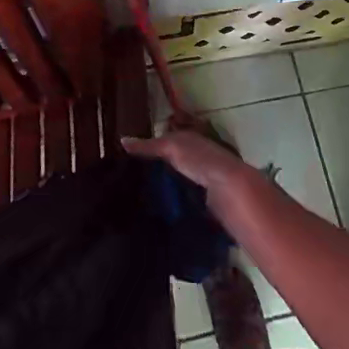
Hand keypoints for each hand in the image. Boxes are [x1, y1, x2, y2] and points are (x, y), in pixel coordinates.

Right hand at [121, 130, 260, 199]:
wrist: (226, 186)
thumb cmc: (199, 159)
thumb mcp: (171, 148)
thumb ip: (148, 146)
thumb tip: (122, 141)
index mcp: (189, 139)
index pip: (164, 140)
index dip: (148, 148)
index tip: (126, 160)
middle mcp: (195, 155)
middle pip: (170, 162)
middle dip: (154, 170)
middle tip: (127, 182)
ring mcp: (199, 177)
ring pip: (175, 180)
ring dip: (162, 188)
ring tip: (136, 199)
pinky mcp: (201, 197)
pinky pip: (181, 196)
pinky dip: (170, 200)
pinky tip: (155, 209)